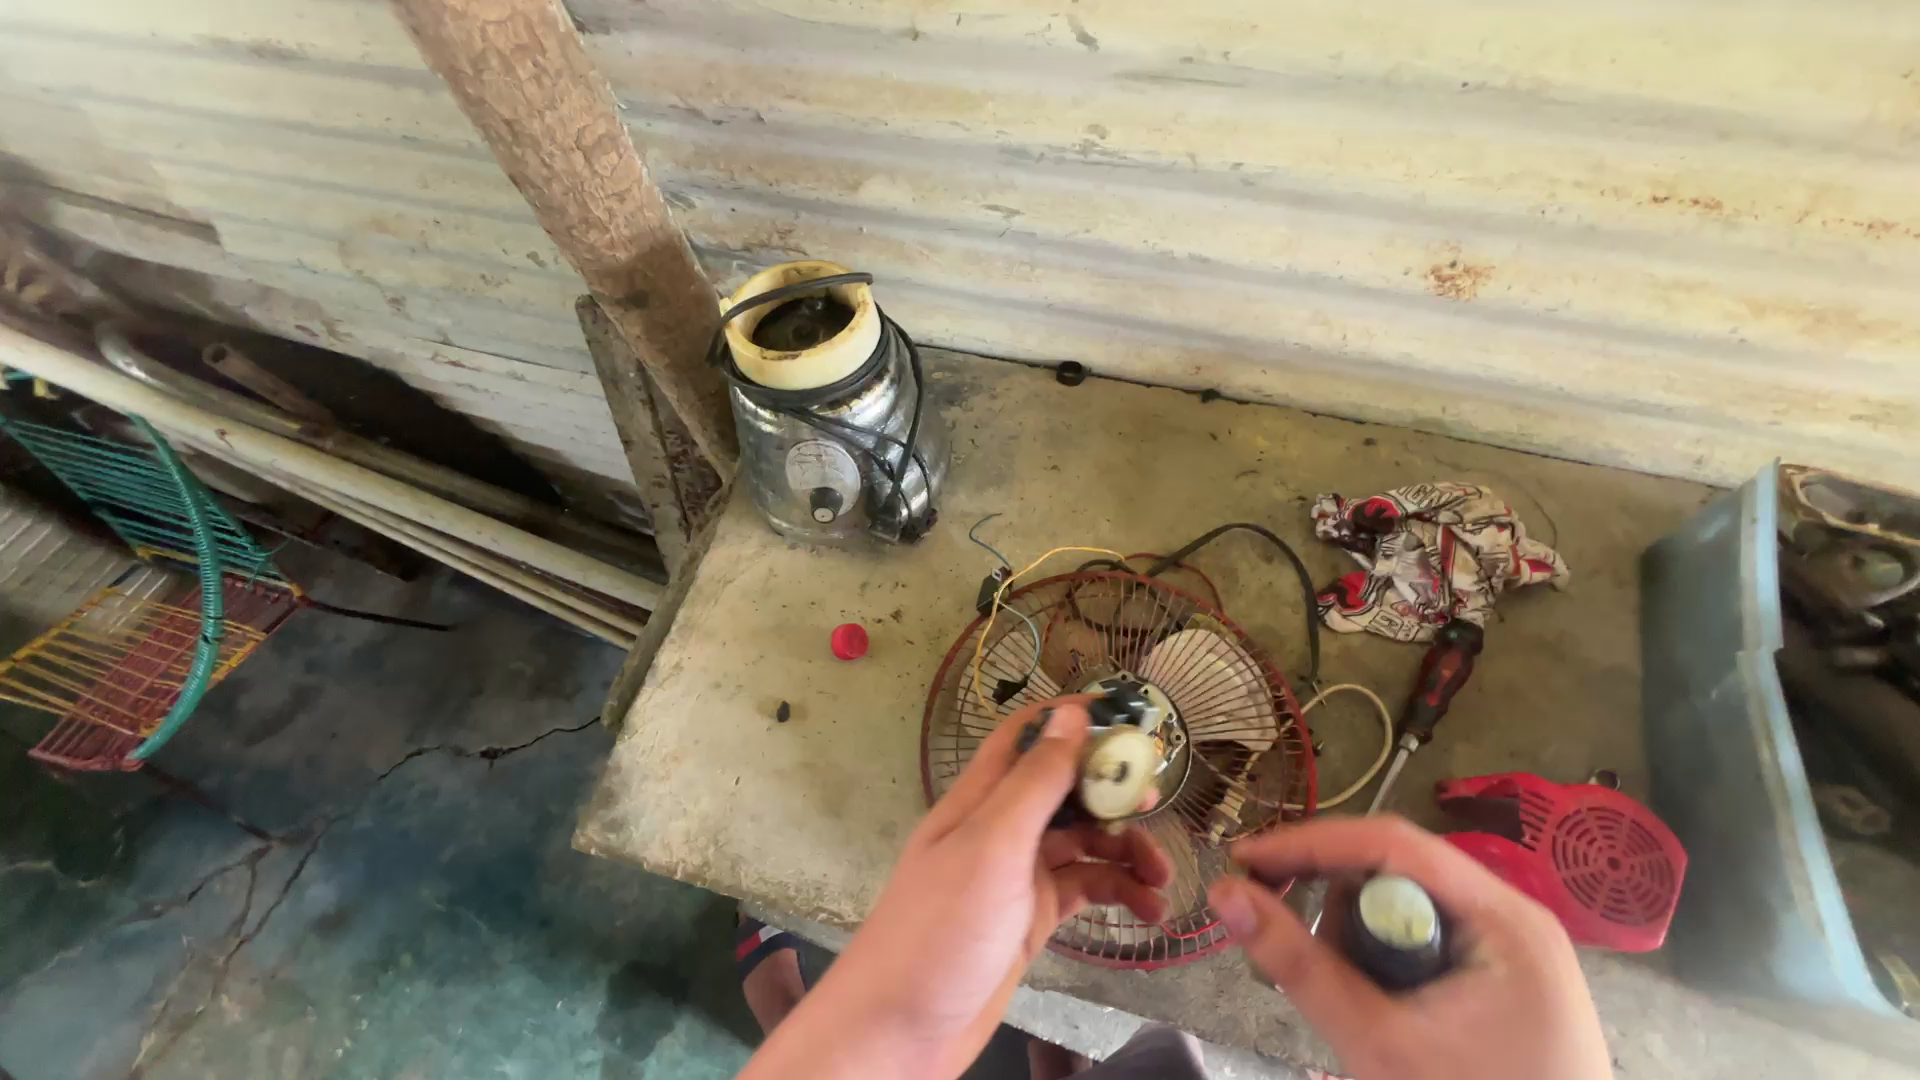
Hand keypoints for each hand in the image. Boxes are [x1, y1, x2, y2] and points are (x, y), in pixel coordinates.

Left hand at [742, 697, 1173, 1079]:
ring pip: (1082, 839)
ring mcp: (1018, 871)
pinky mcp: (1032, 914)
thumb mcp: (993, 845)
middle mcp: (1002, 825)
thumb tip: (1072, 714)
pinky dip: (1117, 892)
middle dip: (1111, 788)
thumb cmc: (942, 926)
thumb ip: (1035, 781)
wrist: (901, 1030)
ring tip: (1161, 875)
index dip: (1074, 718)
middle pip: (1065, 786)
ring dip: (1124, 848)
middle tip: (1156, 800)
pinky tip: (1147, 909)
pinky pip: (1084, 887)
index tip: (1128, 717)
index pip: (1030, 734)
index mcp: (983, 795)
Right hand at [1207, 817, 1610, 1079]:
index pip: (1388, 843)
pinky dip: (1374, 949)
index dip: (1308, 843)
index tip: (1243, 860)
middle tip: (1270, 917)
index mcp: (1502, 918)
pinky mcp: (1496, 969)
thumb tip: (1221, 893)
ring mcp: (1507, 942)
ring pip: (1398, 896)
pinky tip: (1364, 992)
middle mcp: (1508, 912)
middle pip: (1392, 866)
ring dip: (1350, 929)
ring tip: (1338, 989)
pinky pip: (1415, 928)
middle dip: (1326, 890)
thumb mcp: (1378, 1043)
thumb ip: (1298, 964)